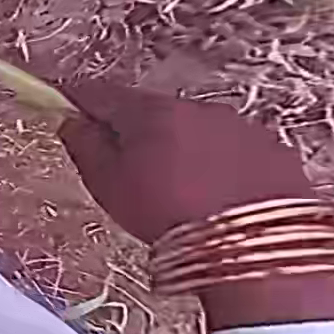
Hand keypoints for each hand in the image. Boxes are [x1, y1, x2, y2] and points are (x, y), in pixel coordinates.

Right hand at [55, 82, 317, 243]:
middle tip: (110, 155)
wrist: (251, 241)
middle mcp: (196, 108)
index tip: (61, 102)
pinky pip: (224, 143)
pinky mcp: (272, 147)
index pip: (100, 92)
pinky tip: (200, 185)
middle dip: (125, 125)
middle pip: (147, 108)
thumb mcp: (104, 180)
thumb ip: (83, 144)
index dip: (75, 97)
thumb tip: (72, 121)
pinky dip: (205, 156)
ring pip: (187, 125)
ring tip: (159, 177)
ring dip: (168, 140)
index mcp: (149, 112)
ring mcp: (239, 125)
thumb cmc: (162, 209)